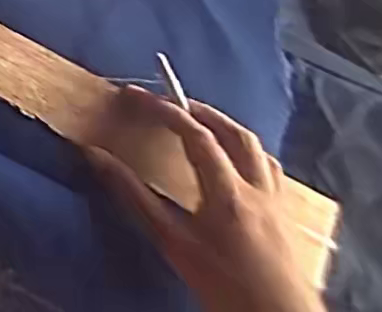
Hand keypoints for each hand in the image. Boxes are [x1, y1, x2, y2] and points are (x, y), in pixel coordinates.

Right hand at [87, 87, 324, 311]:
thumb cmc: (224, 285)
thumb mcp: (170, 240)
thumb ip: (132, 193)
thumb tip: (92, 153)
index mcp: (229, 193)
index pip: (196, 134)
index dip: (162, 108)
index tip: (132, 95)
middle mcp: (259, 192)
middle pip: (236, 135)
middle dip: (199, 110)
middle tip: (166, 102)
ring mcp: (279, 207)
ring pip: (258, 152)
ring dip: (225, 129)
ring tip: (196, 124)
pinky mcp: (289, 222)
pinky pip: (270, 172)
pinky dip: (244, 154)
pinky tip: (229, 164)